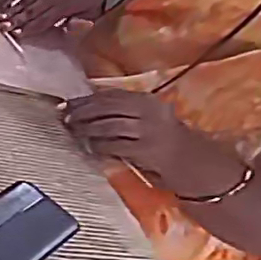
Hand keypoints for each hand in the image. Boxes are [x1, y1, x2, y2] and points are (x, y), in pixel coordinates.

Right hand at [0, 0, 124, 37]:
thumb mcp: (93, 11)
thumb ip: (78, 22)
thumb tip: (64, 30)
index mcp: (63, 8)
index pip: (42, 22)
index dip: (29, 28)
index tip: (16, 34)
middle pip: (30, 12)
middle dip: (15, 20)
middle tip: (1, 26)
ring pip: (25, 1)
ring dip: (12, 9)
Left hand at [61, 90, 248, 198]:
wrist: (194, 164)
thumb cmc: (162, 141)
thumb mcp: (144, 120)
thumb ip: (119, 113)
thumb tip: (80, 109)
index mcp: (148, 101)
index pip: (110, 95)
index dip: (85, 99)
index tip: (66, 105)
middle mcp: (150, 111)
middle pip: (106, 107)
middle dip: (82, 112)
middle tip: (65, 118)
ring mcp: (150, 130)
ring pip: (108, 125)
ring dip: (86, 129)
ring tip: (75, 132)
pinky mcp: (146, 149)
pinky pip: (113, 145)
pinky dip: (98, 146)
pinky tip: (92, 148)